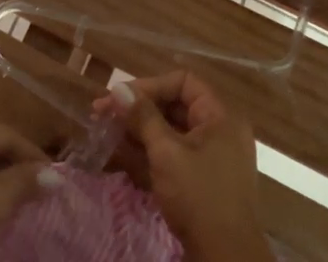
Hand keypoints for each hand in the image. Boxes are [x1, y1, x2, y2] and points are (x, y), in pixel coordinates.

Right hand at [96, 71, 269, 261]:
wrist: (225, 257)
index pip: (183, 83)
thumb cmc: (198, 195)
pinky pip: (172, 155)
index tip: (119, 98)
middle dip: (136, 109)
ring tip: (104, 132)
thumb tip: (118, 88)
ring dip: (137, 130)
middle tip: (101, 114)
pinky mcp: (201, 180)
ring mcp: (211, 157)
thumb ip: (142, 117)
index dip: (149, 85)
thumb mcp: (166, 152)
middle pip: (174, 106)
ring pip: (170, 132)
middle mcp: (219, 131)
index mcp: (220, 117)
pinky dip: (148, 152)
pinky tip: (120, 153)